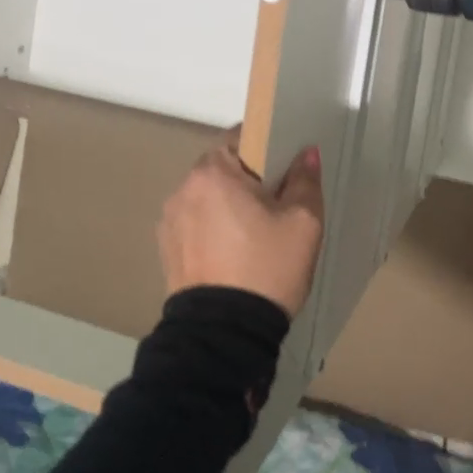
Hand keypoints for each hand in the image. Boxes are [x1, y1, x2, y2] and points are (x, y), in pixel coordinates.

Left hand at [158, 130, 324, 315]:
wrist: (224, 336)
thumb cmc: (266, 267)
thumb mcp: (303, 222)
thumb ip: (305, 180)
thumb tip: (305, 154)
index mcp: (213, 172)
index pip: (243, 136)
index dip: (269, 146)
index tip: (287, 169)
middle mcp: (183, 188)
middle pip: (224, 167)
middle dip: (250, 179)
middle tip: (278, 204)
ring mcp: (170, 221)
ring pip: (209, 197)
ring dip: (230, 205)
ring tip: (256, 234)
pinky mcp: (167, 250)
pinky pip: (196, 224)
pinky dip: (214, 229)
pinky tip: (235, 253)